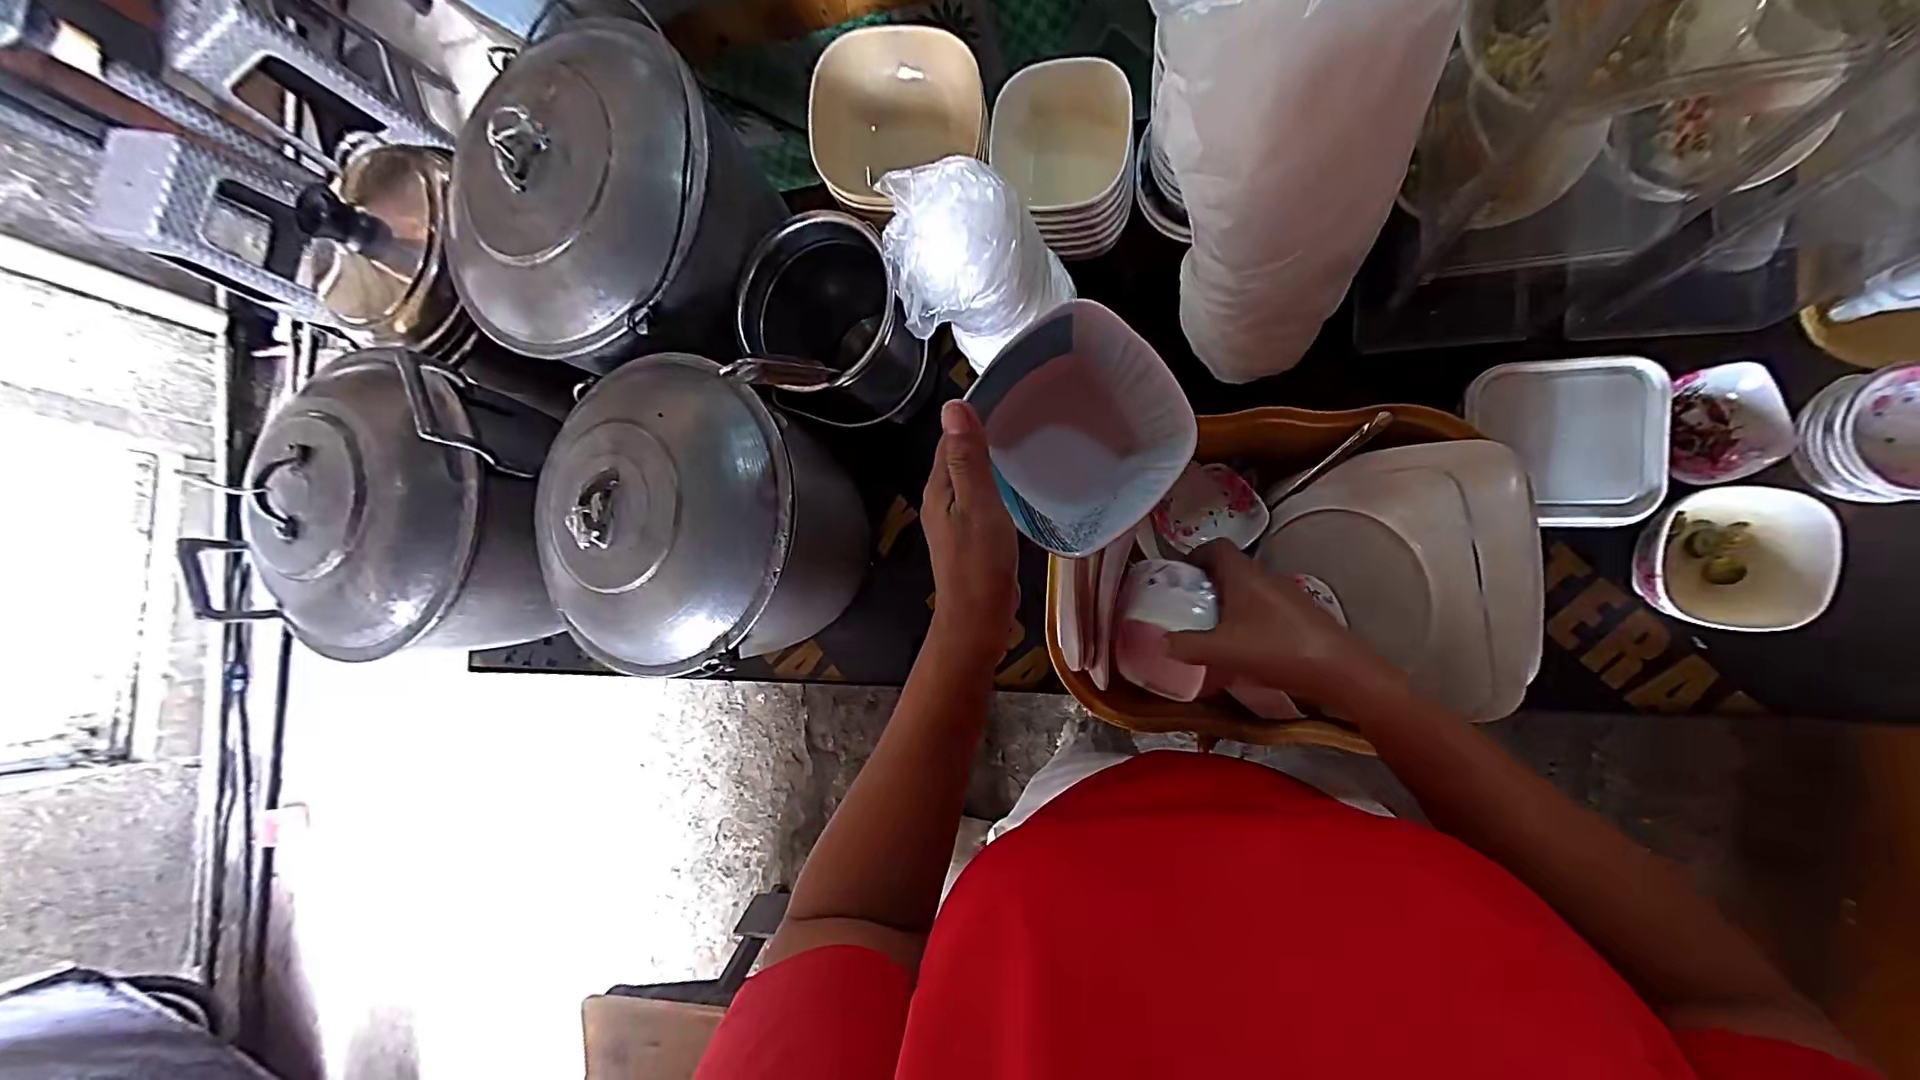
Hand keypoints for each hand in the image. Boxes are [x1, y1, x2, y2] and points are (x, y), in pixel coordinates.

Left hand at [922, 400, 1019, 651]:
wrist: (978, 617)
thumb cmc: (980, 562)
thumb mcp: (978, 503)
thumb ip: (967, 458)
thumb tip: (953, 407)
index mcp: (938, 488)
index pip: (951, 439)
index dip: (973, 418)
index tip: (1005, 398)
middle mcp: (940, 501)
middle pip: (960, 458)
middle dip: (984, 438)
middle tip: (1022, 419)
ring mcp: (954, 521)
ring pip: (971, 480)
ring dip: (991, 464)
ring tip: (1023, 447)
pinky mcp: (970, 537)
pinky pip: (982, 501)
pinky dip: (997, 489)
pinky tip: (1017, 490)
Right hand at [1167, 540, 1404, 711]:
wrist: (1342, 673)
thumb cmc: (1276, 649)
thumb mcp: (1221, 651)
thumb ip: (1186, 646)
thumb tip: (1160, 642)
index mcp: (1244, 575)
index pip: (1216, 547)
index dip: (1195, 555)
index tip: (1179, 575)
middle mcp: (1267, 577)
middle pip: (1231, 570)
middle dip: (1208, 584)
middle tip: (1189, 607)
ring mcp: (1289, 596)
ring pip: (1250, 590)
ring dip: (1230, 604)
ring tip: (1213, 629)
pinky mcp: (1303, 617)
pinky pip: (1267, 609)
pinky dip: (1250, 620)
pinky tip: (1246, 647)